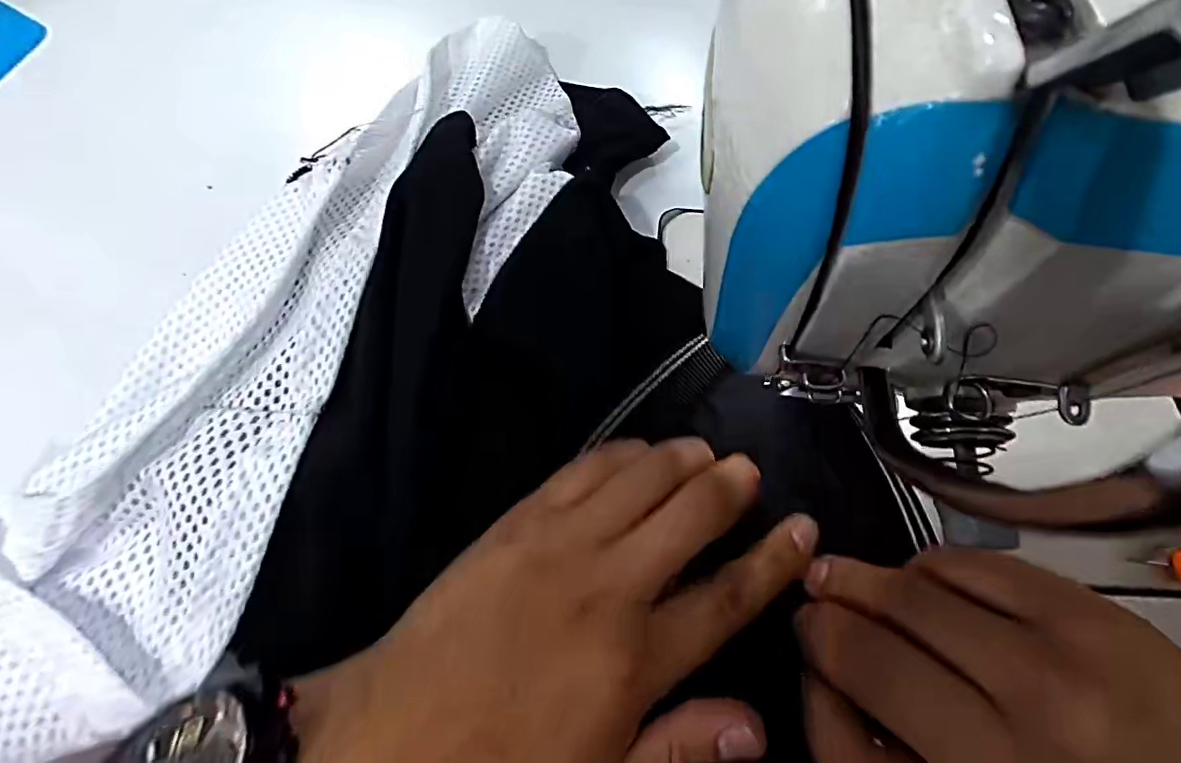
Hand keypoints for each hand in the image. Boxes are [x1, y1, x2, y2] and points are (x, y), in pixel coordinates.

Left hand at [292, 437, 818, 762]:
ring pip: (644, 478)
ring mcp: (563, 544)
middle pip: (692, 515)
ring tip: (705, 452)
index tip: (804, 528)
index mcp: (634, 659)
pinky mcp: (520, 521)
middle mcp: (610, 586)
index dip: (773, 560)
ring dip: (682, 459)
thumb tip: (756, 727)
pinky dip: (621, 453)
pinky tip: (639, 449)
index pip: (727, 596)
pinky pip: (585, 469)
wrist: (375, 749)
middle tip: (750, 470)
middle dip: (731, 487)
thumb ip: (677, 749)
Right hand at [795, 550, 1180, 762]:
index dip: (817, 694)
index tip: (803, 661)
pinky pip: (974, 571)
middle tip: (803, 600)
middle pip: (880, 653)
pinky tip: (913, 572)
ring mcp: (1048, 655)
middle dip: (827, 621)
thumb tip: (849, 709)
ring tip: (838, 573)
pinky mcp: (1078, 607)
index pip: (859, 740)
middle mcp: (1013, 730)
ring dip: (869, 582)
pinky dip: (930, 567)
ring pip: (920, 597)